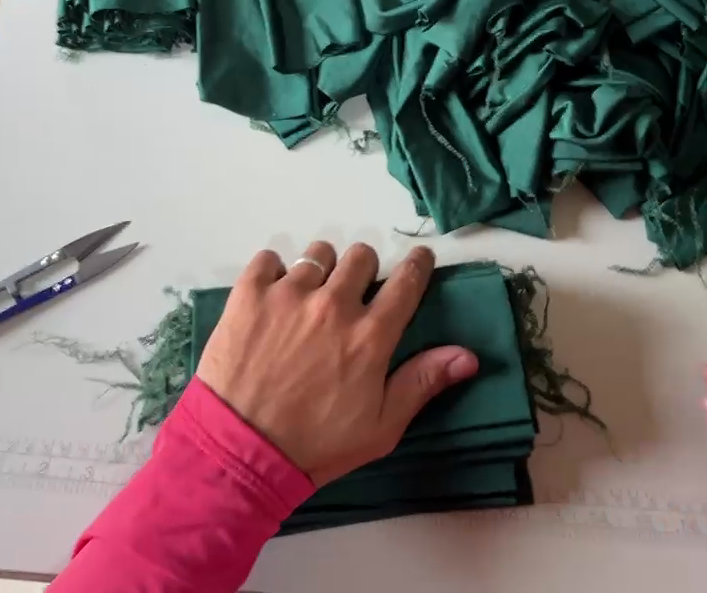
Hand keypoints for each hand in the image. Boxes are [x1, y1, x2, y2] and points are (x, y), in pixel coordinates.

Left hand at [196, 241, 478, 485]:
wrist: (239, 452)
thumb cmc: (316, 446)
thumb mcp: (380, 427)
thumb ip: (422, 383)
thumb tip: (467, 355)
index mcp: (370, 334)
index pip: (407, 281)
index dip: (417, 264)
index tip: (418, 259)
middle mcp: (334, 304)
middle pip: (362, 256)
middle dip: (364, 270)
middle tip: (353, 292)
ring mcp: (290, 294)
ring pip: (317, 254)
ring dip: (320, 270)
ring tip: (309, 296)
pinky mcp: (250, 294)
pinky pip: (269, 259)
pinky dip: (273, 272)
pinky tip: (272, 296)